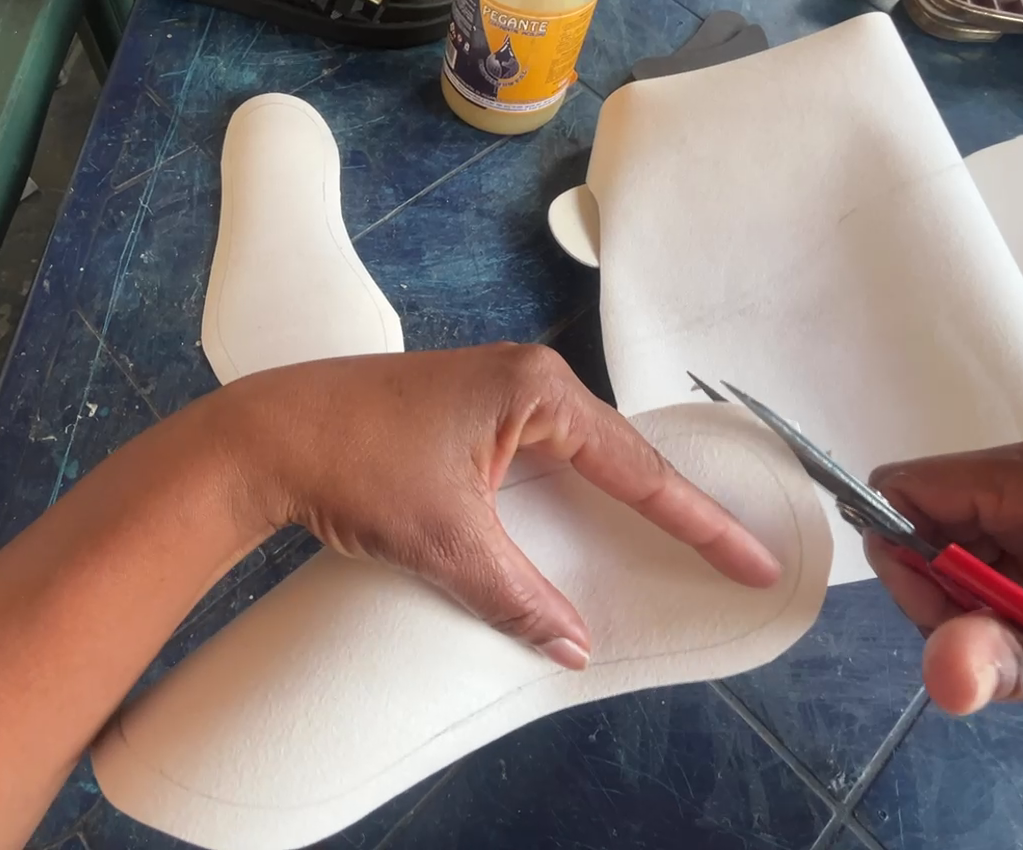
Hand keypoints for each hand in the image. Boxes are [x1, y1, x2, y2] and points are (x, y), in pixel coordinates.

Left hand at [189, 344, 781, 669]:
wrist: (267, 435)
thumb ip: (517, 594)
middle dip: (662, 505)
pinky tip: (571, 521)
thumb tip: (572, 645)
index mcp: (536, 390)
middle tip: (719, 556)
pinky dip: (561, 491)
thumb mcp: (445, 538)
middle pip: (612, 453)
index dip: (700, 522)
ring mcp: (491, 388)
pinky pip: (536, 453)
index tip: (755, 560)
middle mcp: (523, 377)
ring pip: (573, 453)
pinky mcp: (464, 409)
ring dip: (608, 499)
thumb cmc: (355, 464)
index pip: (637, 466)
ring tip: (660, 545)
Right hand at [866, 436, 1022, 782]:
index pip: (905, 487)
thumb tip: (937, 677)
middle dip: (932, 583)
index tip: (937, 616)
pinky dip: (983, 601)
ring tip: (1019, 647)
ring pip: (943, 538)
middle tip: (984, 644)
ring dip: (957, 599)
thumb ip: (1019, 660)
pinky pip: (978, 555)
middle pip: (920, 515)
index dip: (900, 550)